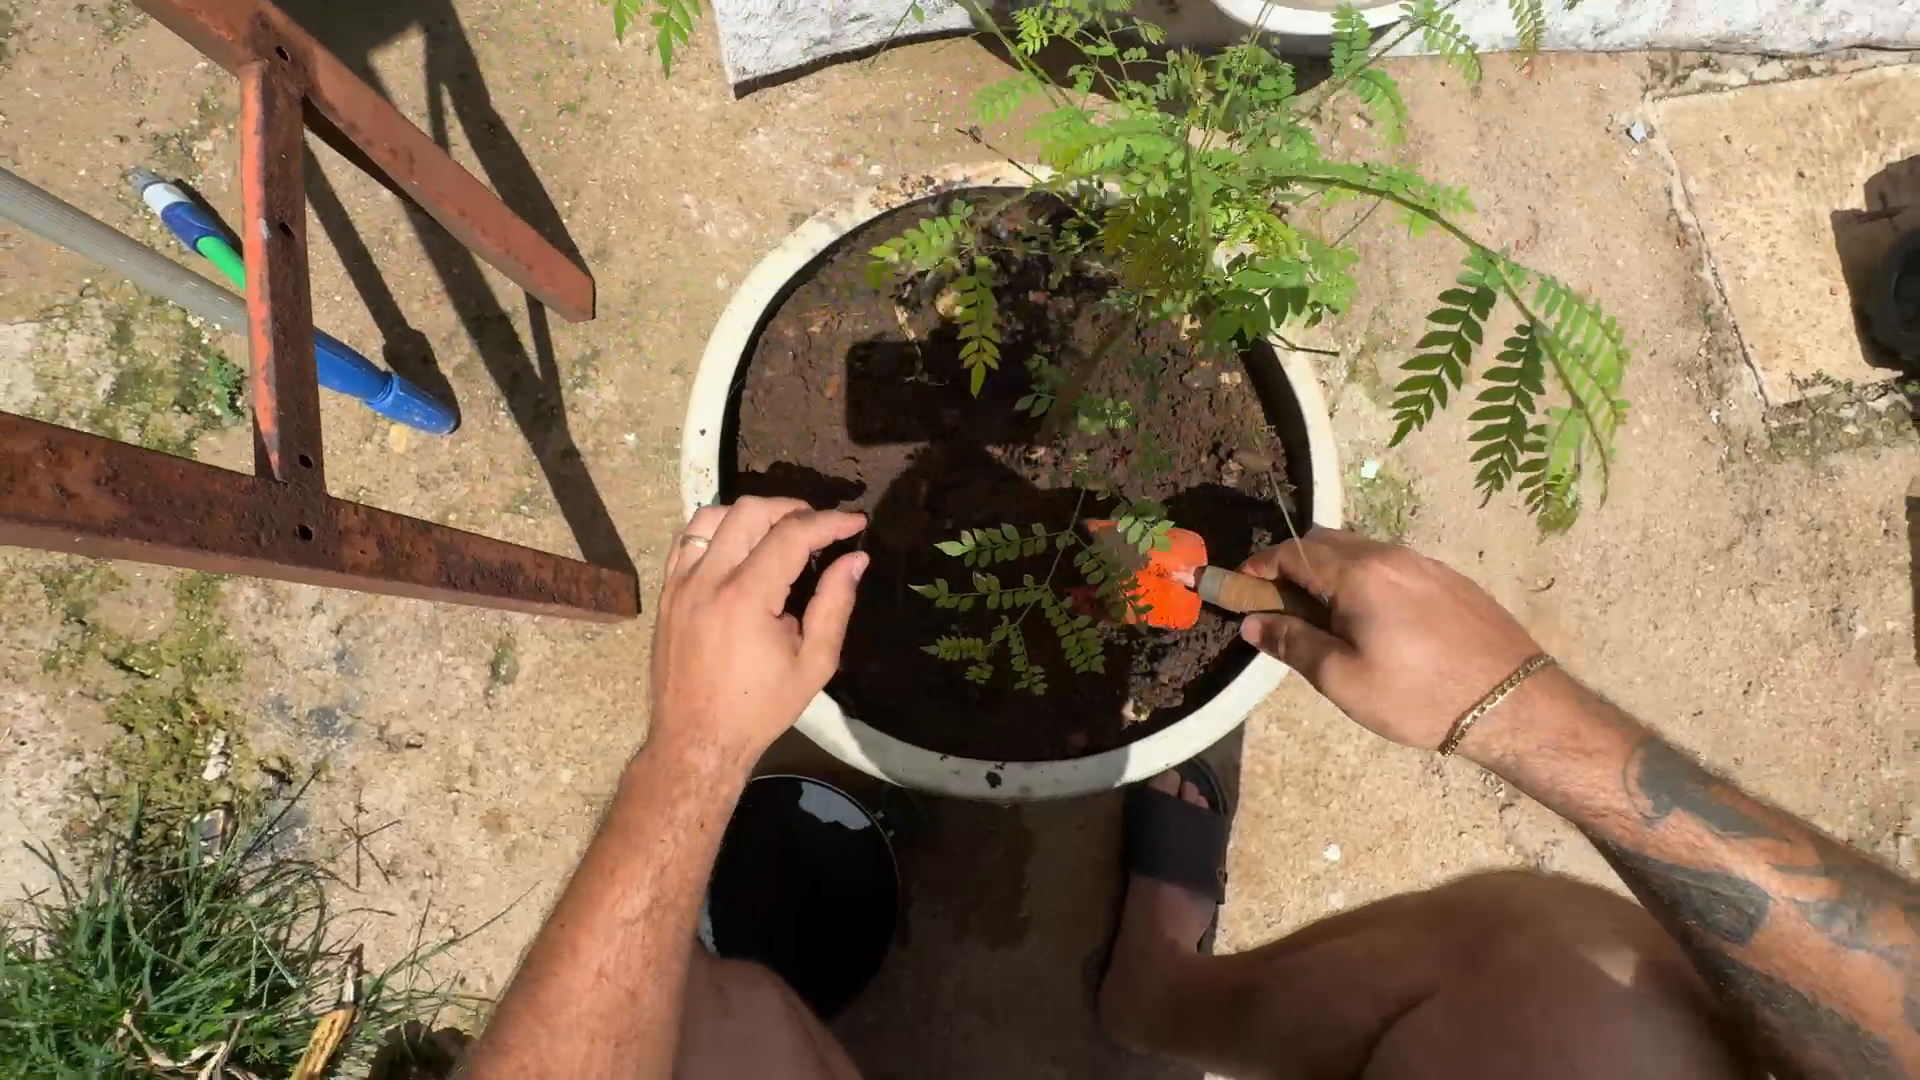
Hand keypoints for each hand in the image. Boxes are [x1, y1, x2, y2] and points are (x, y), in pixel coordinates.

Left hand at [648, 497, 867, 766]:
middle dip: (794, 508)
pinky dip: (719, 530)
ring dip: (753, 514)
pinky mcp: (667, 592)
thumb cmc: (761, 707)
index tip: (855, 523)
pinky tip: (741, 546)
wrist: (696, 741)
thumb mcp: (814, 663)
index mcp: (746, 598)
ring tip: (780, 530)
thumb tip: (855, 559)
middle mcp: (708, 580)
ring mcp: (680, 583)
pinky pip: (688, 540)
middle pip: (751, 511)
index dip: (830, 522)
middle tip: (821, 527)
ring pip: (713, 516)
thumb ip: (835, 604)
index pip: (792, 535)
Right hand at [1237, 528, 1539, 750]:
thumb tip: (1252, 622)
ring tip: (1328, 616)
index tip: (1242, 588)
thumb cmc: (1419, 697)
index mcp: (1357, 574)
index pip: (1291, 553)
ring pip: (1359, 549)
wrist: (1520, 708)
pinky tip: (1374, 619)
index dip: (1258, 567)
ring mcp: (1425, 564)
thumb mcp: (1342, 679)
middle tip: (1282, 605)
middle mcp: (1389, 555)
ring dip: (1329, 570)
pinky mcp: (1450, 579)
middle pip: (1323, 540)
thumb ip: (1292, 643)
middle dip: (1292, 564)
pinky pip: (1390, 564)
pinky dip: (1364, 578)